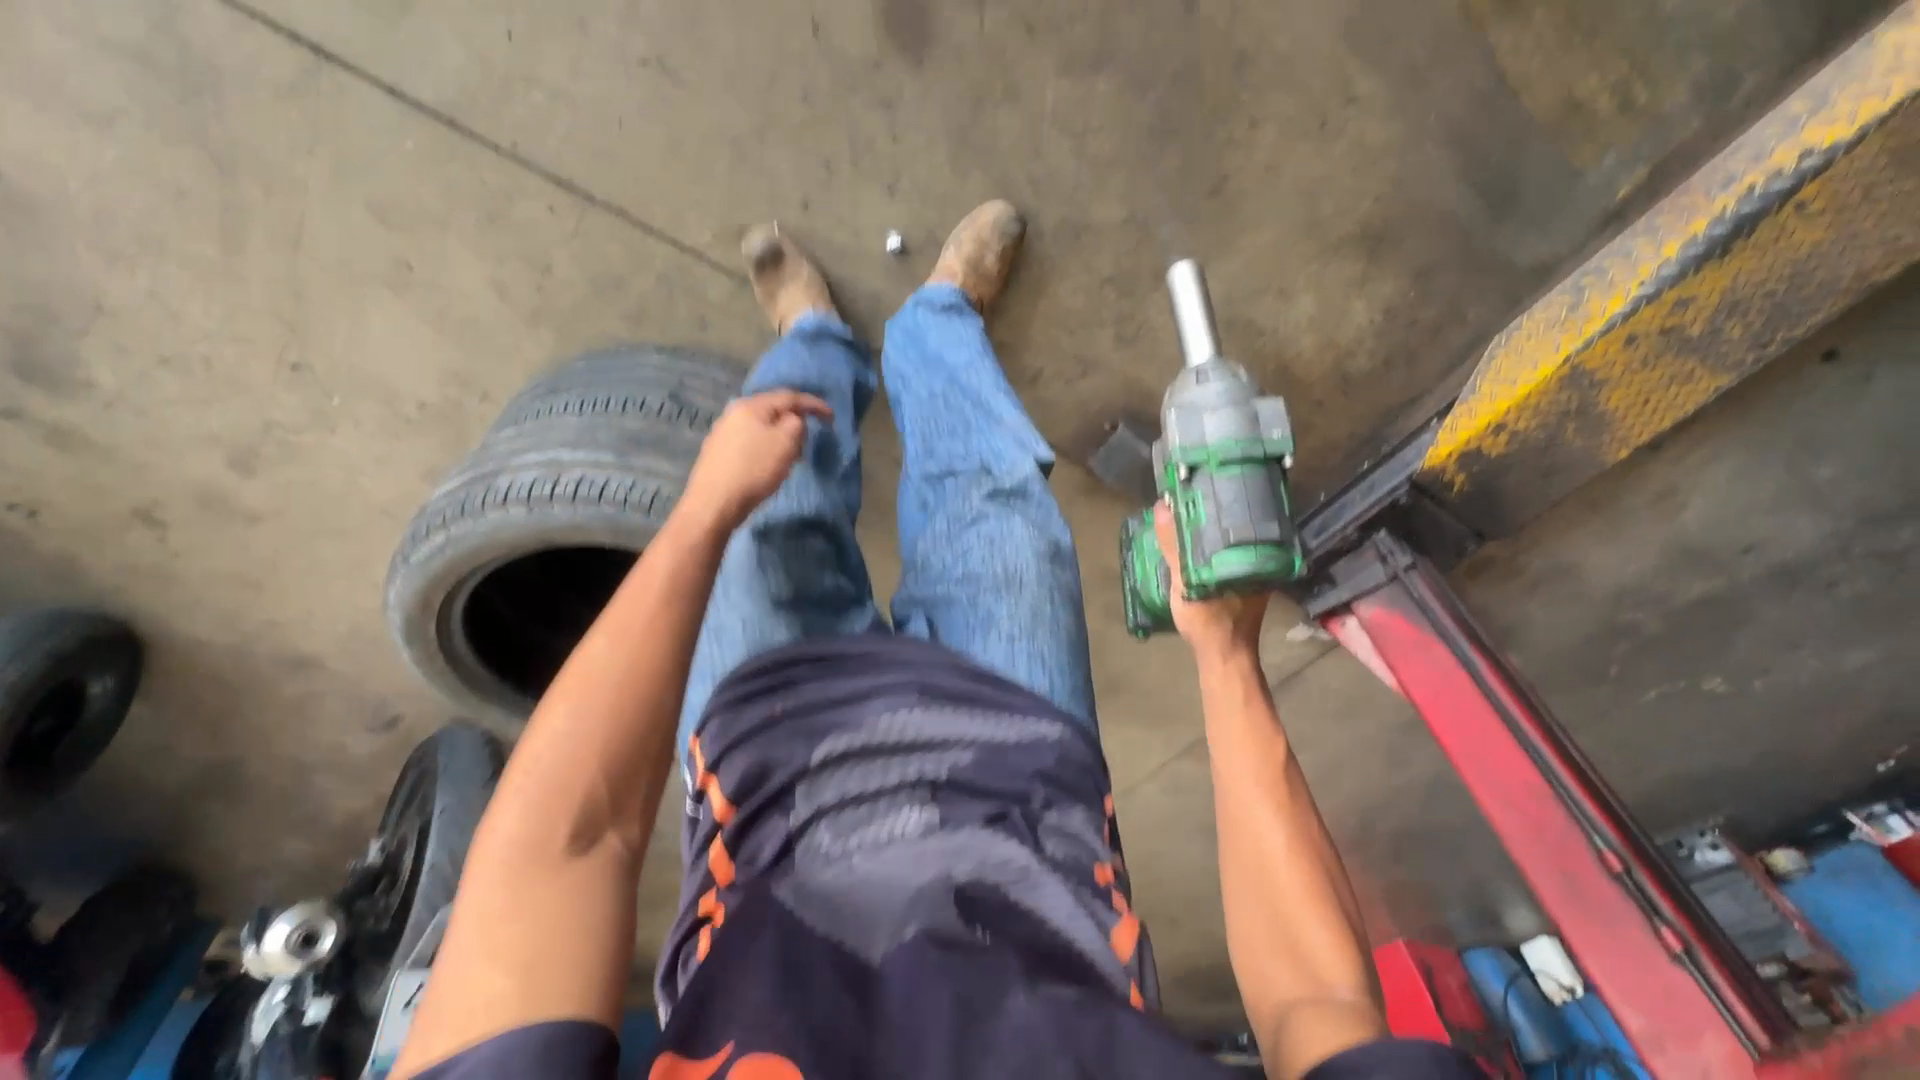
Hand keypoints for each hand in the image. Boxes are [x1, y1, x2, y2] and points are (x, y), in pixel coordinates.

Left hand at [678, 391, 831, 532]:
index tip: (831, 417)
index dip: (813, 404)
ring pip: (760, 427)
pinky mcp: (718, 453)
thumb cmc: (754, 469)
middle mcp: (733, 413)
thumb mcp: (786, 442)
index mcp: (751, 406)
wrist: (714, 503)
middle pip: (772, 410)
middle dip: (794, 421)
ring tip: (791, 453)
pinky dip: (765, 447)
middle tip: (809, 436)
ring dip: (779, 436)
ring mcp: (722, 433)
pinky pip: (749, 442)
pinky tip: (768, 463)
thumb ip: (797, 423)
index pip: (788, 397)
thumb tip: (793, 420)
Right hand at [1155, 500, 1267, 660]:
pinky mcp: (1245, 586)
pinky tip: (1198, 546)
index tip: (1204, 484)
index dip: (1224, 498)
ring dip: (1214, 533)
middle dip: (1216, 513)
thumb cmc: (1210, 621)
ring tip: (1191, 517)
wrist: (1223, 658)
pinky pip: (1230, 558)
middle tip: (1192, 497)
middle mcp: (1258, 560)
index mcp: (1253, 554)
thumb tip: (1164, 507)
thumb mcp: (1186, 582)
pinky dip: (1215, 550)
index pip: (1241, 515)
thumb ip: (1176, 547)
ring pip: (1232, 544)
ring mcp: (1254, 575)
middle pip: (1237, 528)